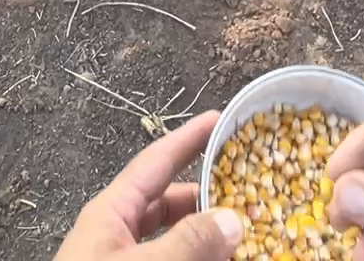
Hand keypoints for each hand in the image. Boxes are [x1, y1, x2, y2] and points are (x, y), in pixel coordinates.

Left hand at [54, 110, 245, 260]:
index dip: (189, 138)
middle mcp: (119, 237)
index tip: (221, 118)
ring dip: (209, 241)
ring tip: (251, 236)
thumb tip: (233, 219)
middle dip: (210, 198)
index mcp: (112, 213)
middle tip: (251, 190)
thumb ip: (188, 245)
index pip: (157, 162)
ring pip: (177, 243)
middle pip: (171, 205)